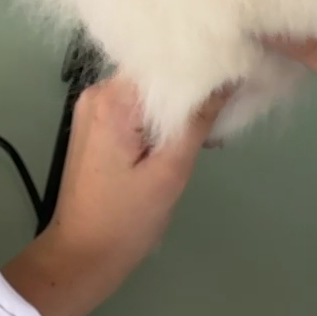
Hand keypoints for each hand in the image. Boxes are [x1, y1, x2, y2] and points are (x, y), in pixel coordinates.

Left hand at [2, 76, 228, 315]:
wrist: (82, 254)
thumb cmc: (126, 218)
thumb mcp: (170, 171)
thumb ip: (197, 121)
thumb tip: (225, 79)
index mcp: (111, 99)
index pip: (160, 61)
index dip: (197, 64)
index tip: (233, 73)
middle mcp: (97, 93)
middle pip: (153, 74)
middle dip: (191, 89)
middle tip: (227, 111)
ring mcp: (93, 109)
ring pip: (147, 92)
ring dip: (179, 107)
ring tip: (213, 130)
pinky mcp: (97, 125)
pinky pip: (136, 108)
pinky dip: (161, 119)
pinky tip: (188, 139)